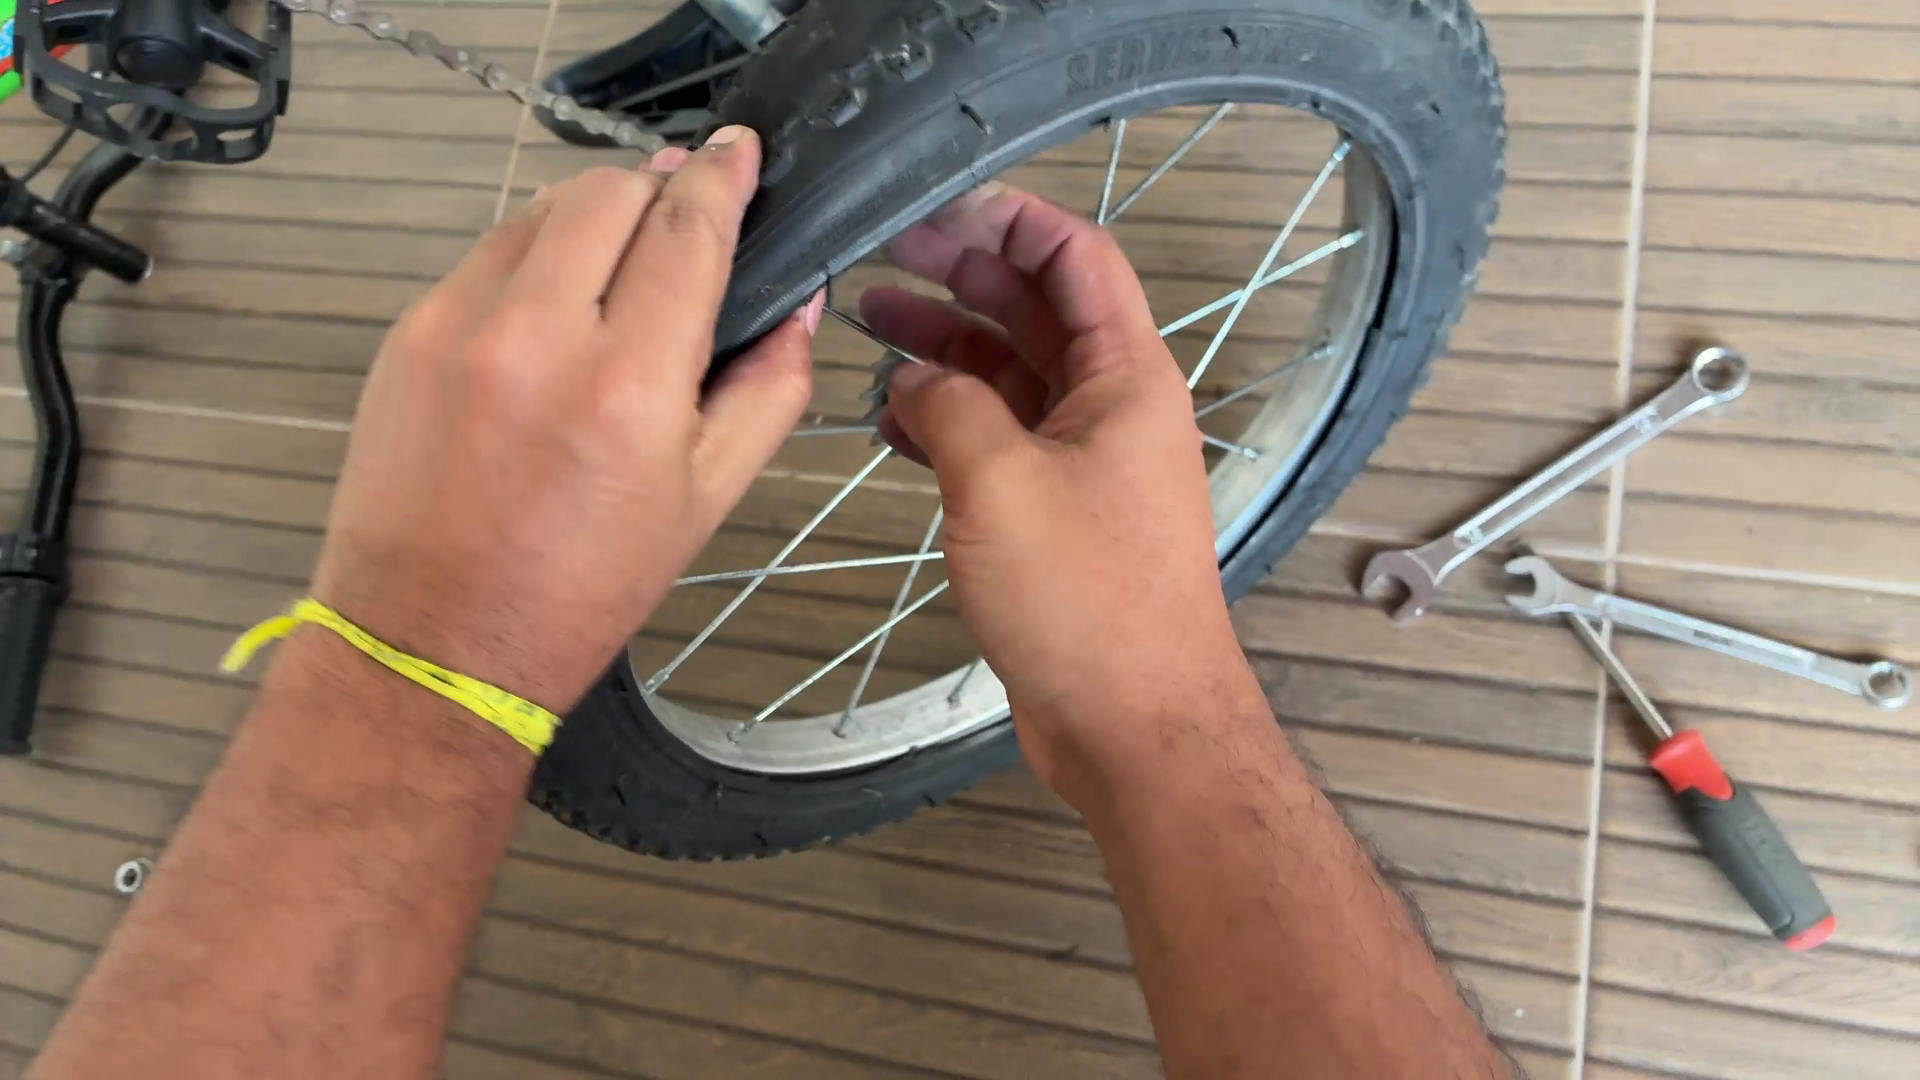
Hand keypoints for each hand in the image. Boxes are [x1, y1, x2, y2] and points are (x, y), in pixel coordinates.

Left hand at [313, 127, 820, 715]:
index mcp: (630, 385)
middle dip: (661, 186)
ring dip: (601, 212)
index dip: (723, 179)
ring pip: (543, 208)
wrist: (441, 636)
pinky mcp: (409, 331)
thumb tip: (797, 312)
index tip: (742, 149)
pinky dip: (544, 251)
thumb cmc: (592, 579)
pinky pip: (492, 251)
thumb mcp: (710, 496)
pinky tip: (566, 300)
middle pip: (609, 193)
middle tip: (692, 212)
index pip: (685, 235)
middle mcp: (537, 334)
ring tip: (632, 255)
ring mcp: (457, 323)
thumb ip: (769, 391)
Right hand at [868, 184, 1255, 798]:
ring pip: (1007, 383)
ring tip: (871, 331)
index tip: (936, 213)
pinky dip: (947, 426)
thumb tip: (911, 382)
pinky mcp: (1051, 515)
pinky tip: (893, 422)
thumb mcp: (1001, 481)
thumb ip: (951, 408)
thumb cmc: (1084, 597)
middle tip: (882, 266)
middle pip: (1032, 317)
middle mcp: (1108, 412)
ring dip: (944, 355)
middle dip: (960, 284)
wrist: (1128, 720)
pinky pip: (996, 446)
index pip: (1076, 260)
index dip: (1010, 224)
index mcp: (1125, 379)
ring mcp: (1079, 466)